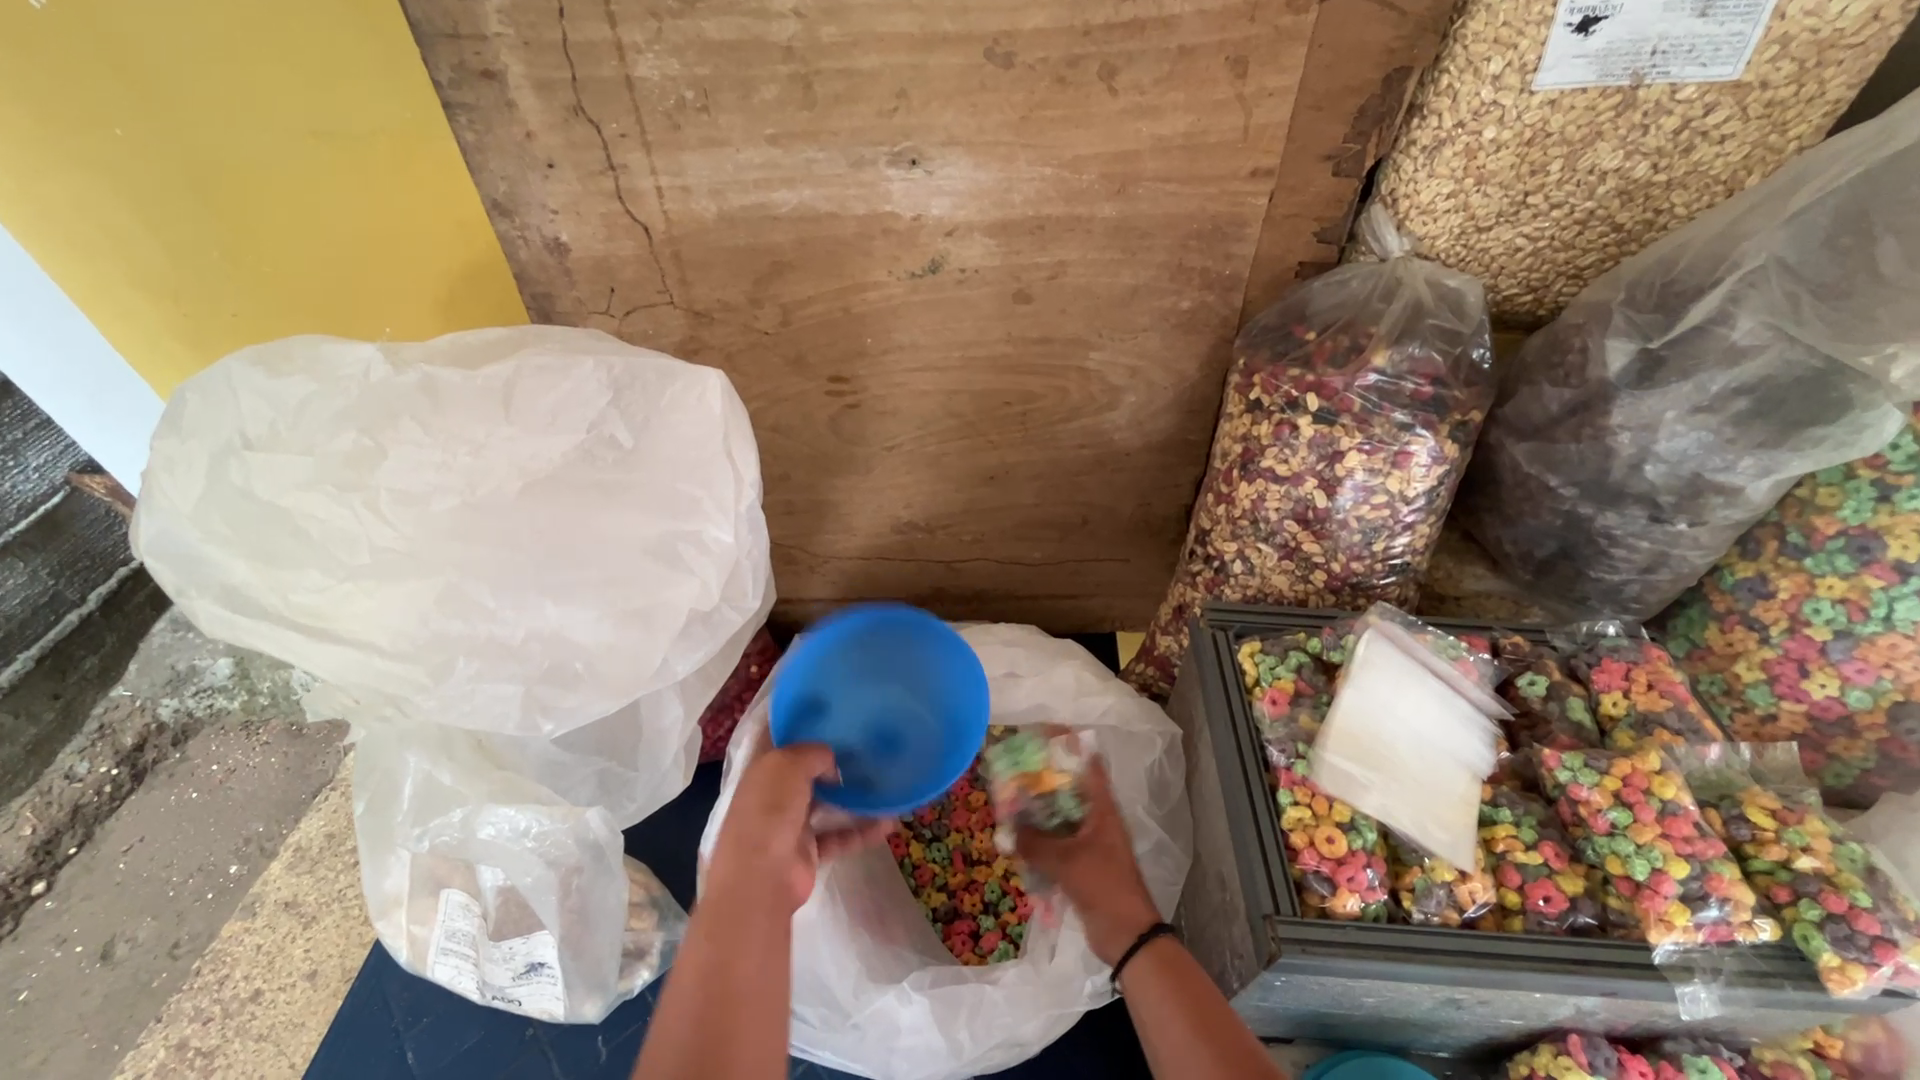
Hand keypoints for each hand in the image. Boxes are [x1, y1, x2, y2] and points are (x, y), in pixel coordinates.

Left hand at [705, 742, 892, 913]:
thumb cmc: (769, 809)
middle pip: (807, 772)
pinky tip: (888, 824)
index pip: (782, 740)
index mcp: (763, 769)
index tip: (835, 715)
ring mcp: (790, 824)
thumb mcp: (789, 765)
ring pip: (826, 805)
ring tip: (885, 785)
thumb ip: (814, 753)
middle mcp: (775, 794)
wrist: (760, 878)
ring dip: (854, 798)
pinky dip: (861, 831)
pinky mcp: (807, 852)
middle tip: (868, 748)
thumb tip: (832, 763)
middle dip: (834, 762)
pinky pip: (839, 836)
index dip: (803, 725)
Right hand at [1015, 758, 1162, 965]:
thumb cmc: (1103, 886)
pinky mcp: (1081, 864)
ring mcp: (1090, 842)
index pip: (1087, 763)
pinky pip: (1056, 843)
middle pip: (1068, 789)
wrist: (1127, 935)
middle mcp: (1097, 818)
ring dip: (1037, 813)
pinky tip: (1016, 842)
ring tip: (1007, 804)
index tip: (1039, 734)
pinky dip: (1039, 840)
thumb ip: (1034, 844)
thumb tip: (1007, 831)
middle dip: (1041, 780)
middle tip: (1011, 772)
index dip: (1067, 745)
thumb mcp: (1065, 861)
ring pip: (1059, 817)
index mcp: (1102, 808)